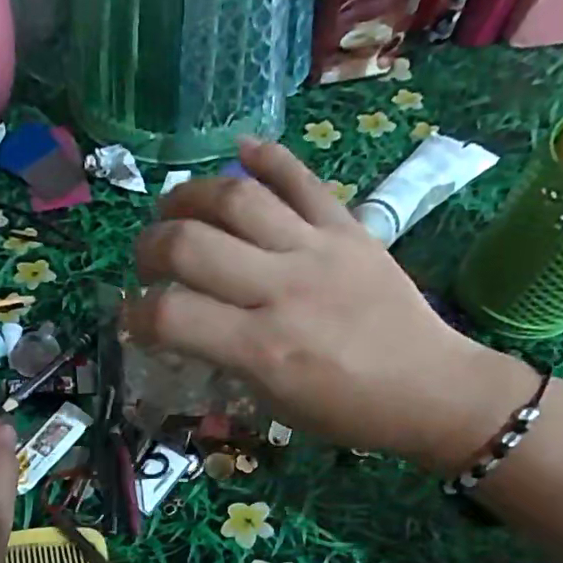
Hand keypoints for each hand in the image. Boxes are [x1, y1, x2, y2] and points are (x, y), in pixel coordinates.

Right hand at [125, 138, 536, 472]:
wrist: (430, 388)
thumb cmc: (345, 412)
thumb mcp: (271, 404)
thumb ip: (221, 361)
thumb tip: (180, 326)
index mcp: (261, 349)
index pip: (170, 316)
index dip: (134, 313)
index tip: (131, 315)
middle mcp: (282, 290)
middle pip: (190, 245)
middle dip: (149, 248)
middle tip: (147, 260)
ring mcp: (317, 250)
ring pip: (236, 199)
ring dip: (188, 196)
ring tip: (172, 208)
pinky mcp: (349, 227)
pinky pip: (301, 178)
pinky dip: (265, 157)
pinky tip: (236, 151)